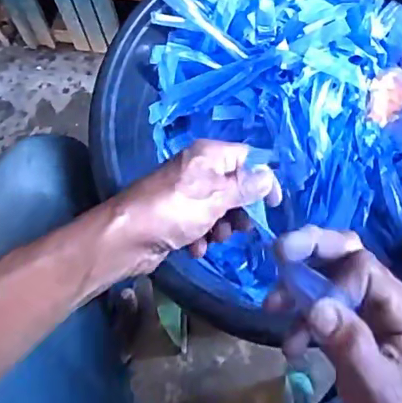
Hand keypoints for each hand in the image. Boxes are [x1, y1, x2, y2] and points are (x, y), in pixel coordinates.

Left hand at [104, 140, 280, 278]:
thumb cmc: (175, 211)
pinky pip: (201, 221)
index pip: (248, 157)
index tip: (275, 205)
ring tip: (215, 238)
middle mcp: (199, 168)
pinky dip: (203, 235)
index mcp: (210, 154)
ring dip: (223, 226)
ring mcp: (187, 191)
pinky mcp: (177, 214)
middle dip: (242, 208)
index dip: (264, 179)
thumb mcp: (216, 198)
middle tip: (243, 228)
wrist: (126, 237)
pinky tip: (196, 248)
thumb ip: (246, 188)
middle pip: (235, 184)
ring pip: (220, 206)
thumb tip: (270, 176)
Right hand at [267, 228, 401, 402]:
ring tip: (272, 305)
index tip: (312, 312)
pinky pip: (324, 310)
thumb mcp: (377, 387)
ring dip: (300, 289)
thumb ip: (350, 343)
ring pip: (332, 280)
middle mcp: (387, 301)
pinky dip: (303, 320)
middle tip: (279, 252)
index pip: (365, 268)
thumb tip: (315, 304)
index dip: (333, 281)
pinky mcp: (352, 333)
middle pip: (348, 258)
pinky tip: (290, 345)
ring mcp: (369, 316)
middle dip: (313, 251)